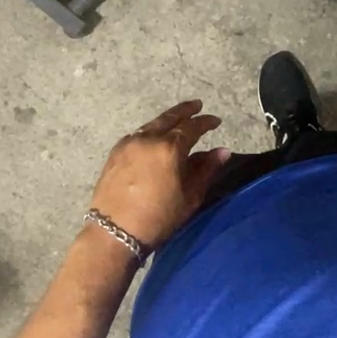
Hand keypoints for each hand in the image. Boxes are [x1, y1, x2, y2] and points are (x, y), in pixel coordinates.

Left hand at [87, 100, 230, 249]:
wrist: (114, 232)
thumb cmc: (159, 217)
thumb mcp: (190, 196)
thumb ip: (206, 169)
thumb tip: (222, 151)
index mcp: (169, 148)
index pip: (192, 127)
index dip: (206, 122)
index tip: (216, 121)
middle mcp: (148, 139)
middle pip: (169, 117)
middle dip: (185, 110)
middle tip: (197, 105)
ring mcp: (128, 144)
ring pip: (152, 124)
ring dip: (167, 120)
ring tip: (178, 119)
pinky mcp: (115, 153)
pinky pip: (138, 134)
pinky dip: (151, 131)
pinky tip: (155, 136)